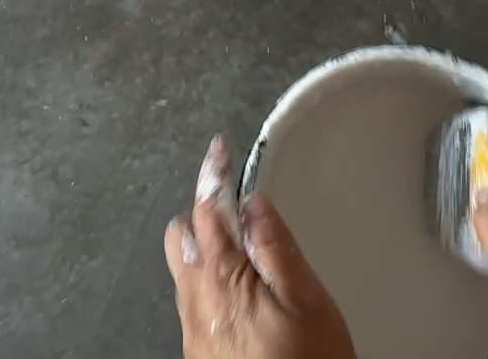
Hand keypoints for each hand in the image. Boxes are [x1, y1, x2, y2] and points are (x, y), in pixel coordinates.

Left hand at [164, 136, 357, 358]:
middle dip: (200, 209)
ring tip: (236, 238)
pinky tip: (235, 283)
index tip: (219, 149)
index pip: (208, 209)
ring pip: (184, 268)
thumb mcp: (305, 298)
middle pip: (181, 237)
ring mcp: (195, 331)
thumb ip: (275, 245)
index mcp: (222, 280)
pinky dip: (208, 275)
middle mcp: (197, 303)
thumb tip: (254, 203)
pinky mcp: (201, 352)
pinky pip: (193, 298)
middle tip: (230, 198)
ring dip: (203, 243)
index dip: (214, 173)